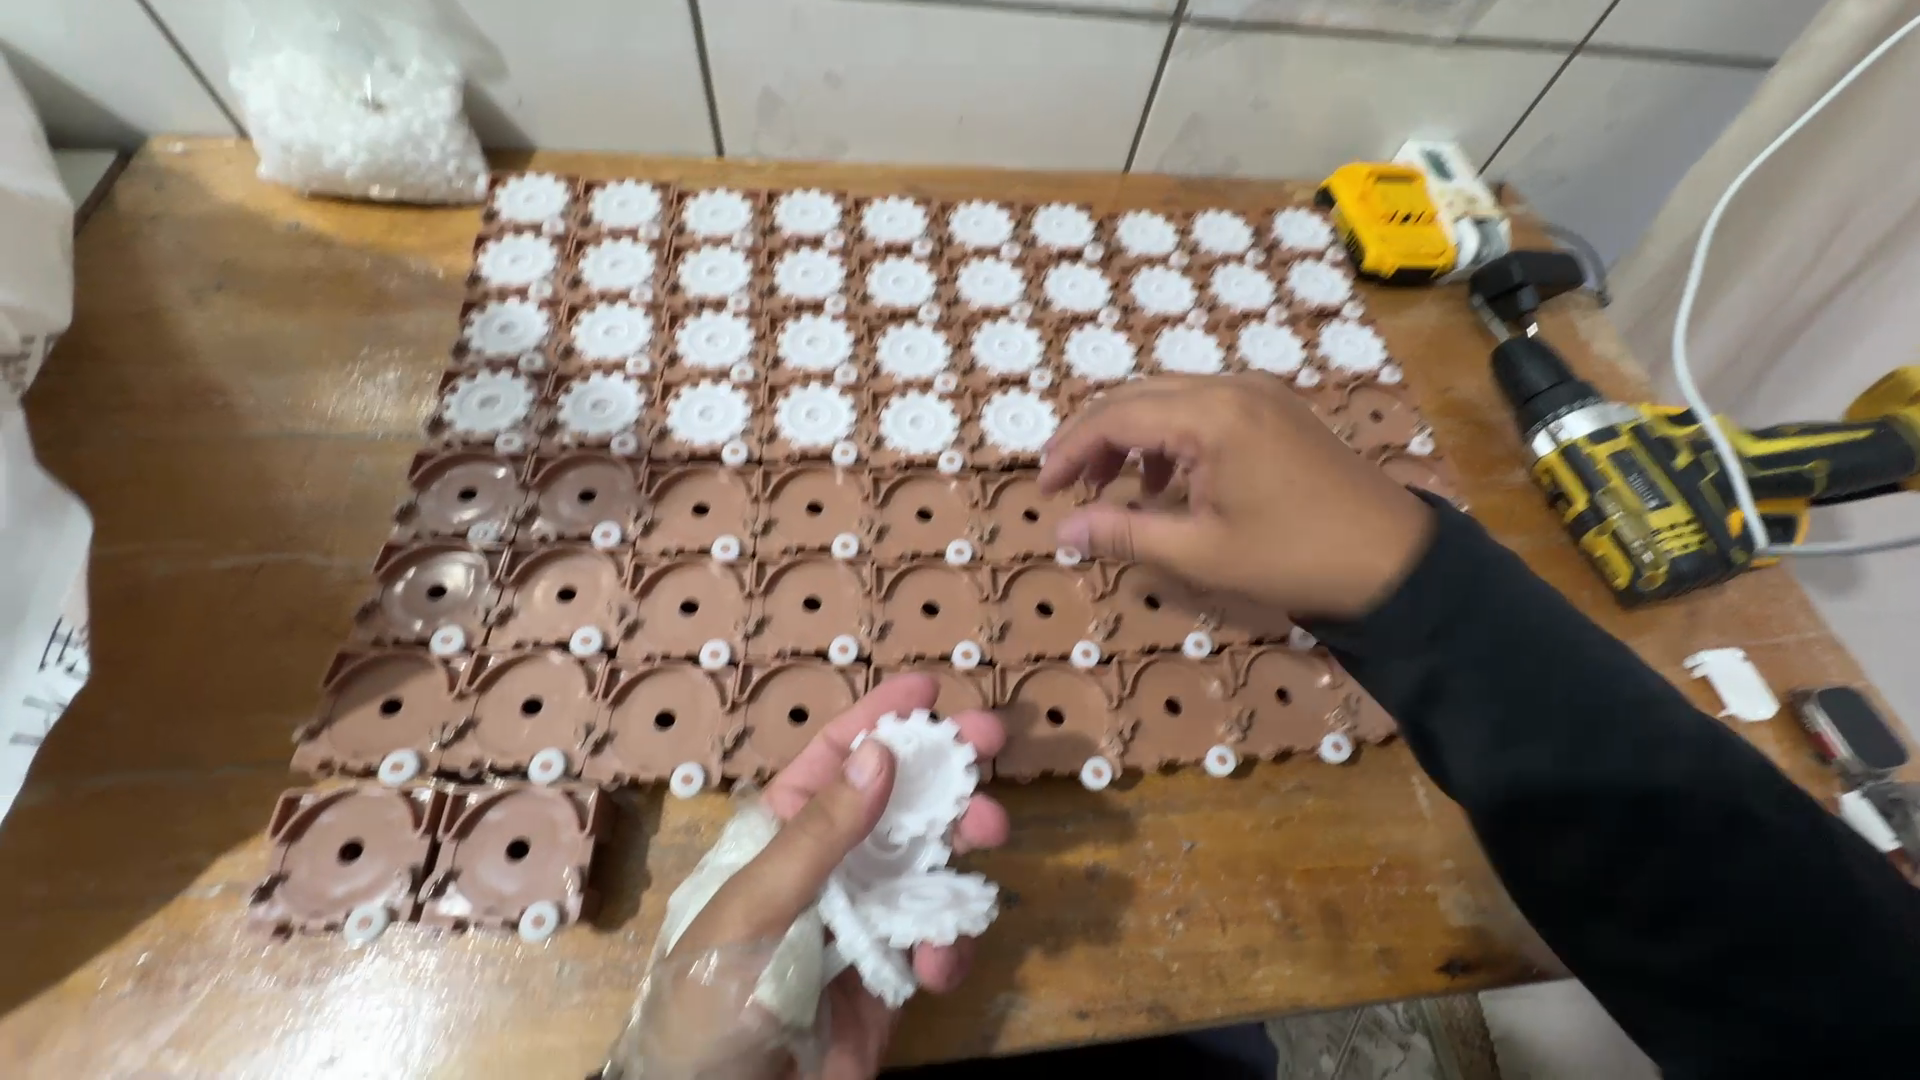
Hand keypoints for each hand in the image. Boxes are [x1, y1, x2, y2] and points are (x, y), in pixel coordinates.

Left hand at [667, 674, 1008, 1078]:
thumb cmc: (713, 999)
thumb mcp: (755, 908)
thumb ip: (820, 834)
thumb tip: (881, 753)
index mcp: (785, 831)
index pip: (837, 756)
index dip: (881, 715)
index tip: (930, 687)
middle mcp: (832, 861)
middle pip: (899, 797)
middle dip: (945, 764)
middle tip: (992, 741)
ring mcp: (865, 914)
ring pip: (929, 858)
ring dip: (962, 841)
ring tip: (990, 834)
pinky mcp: (892, 971)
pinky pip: (935, 937)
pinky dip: (948, 942)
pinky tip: (936, 962)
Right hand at [1038, 375, 1434, 617]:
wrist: (1392, 560)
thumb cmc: (1292, 558)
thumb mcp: (1200, 553)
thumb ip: (1124, 533)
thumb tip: (1061, 531)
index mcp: (1211, 416)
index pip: (1115, 416)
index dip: (1069, 450)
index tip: (1043, 489)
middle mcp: (1231, 387)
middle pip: (1135, 395)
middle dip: (1092, 437)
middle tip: (1065, 484)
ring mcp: (1257, 392)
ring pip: (1166, 397)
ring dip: (1127, 435)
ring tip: (1109, 486)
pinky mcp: (1272, 407)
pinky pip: (1200, 406)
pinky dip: (1166, 436)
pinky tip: (1164, 480)